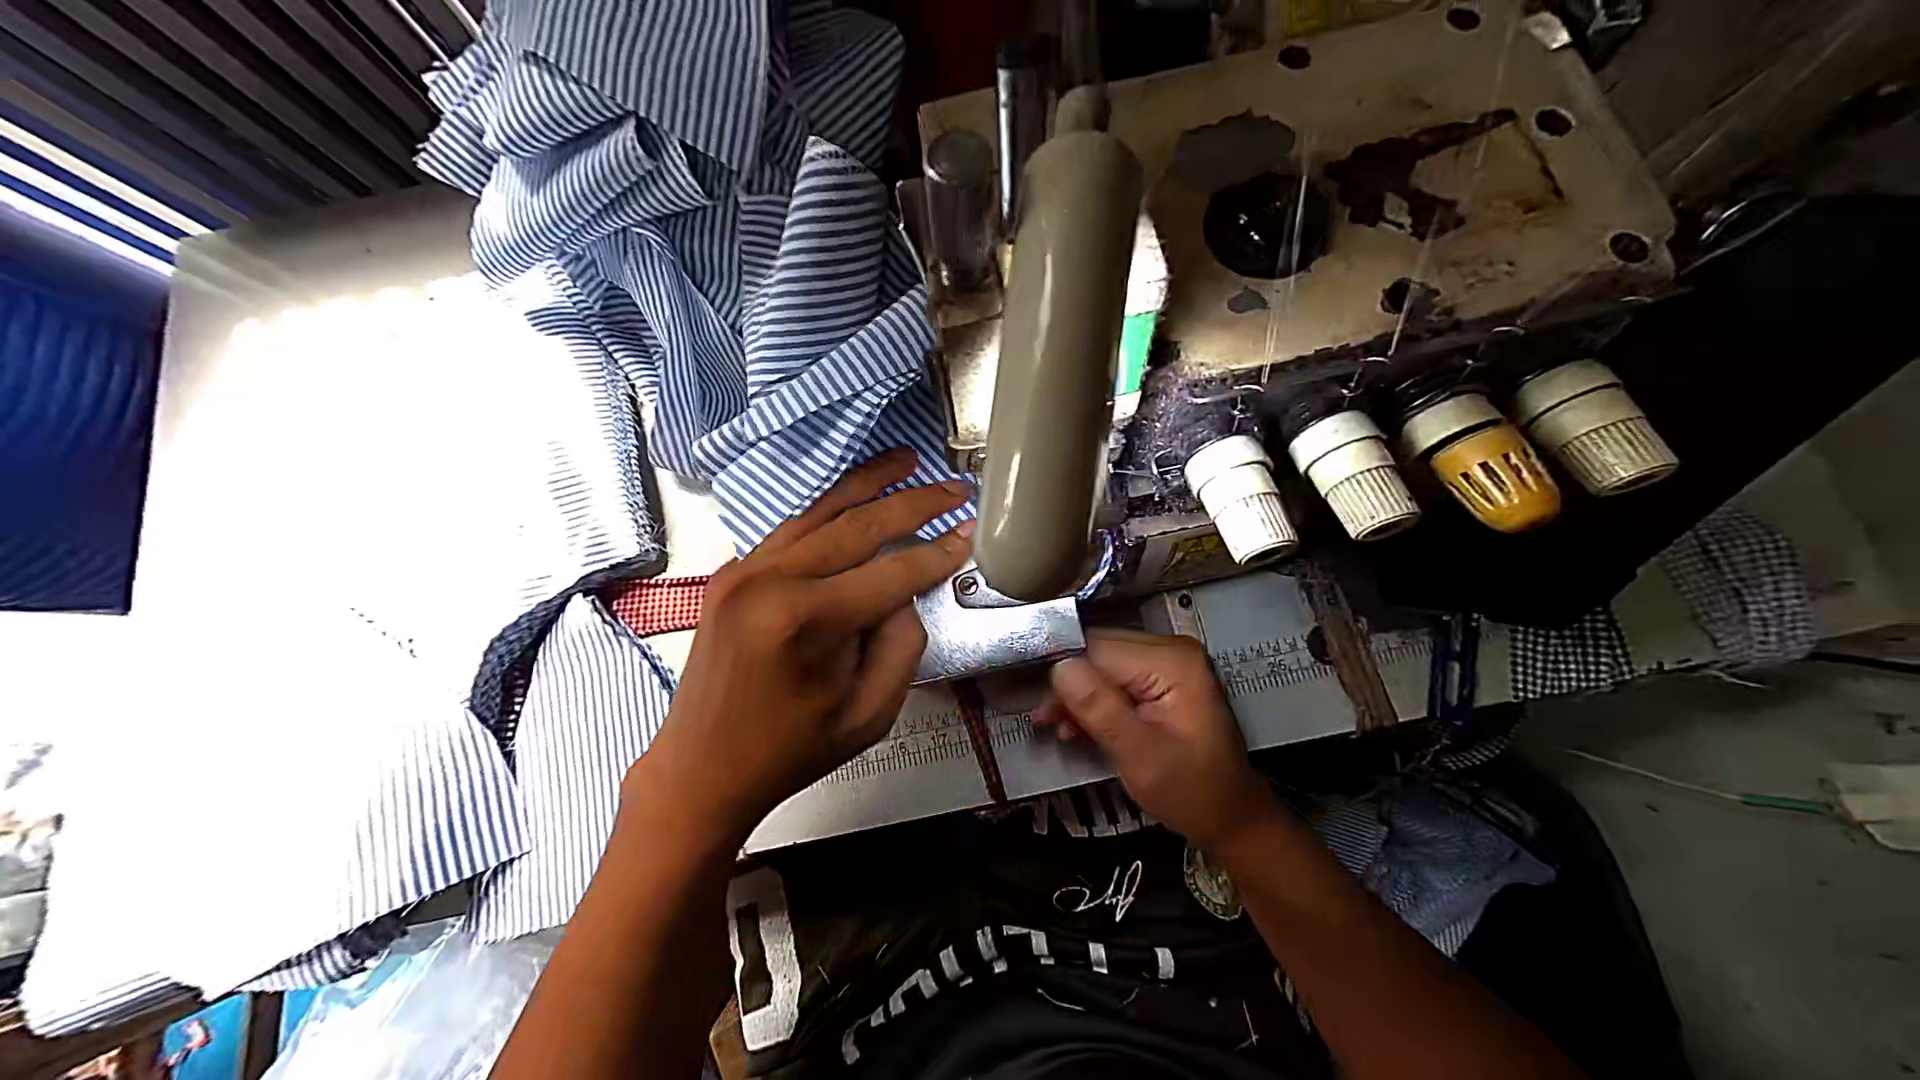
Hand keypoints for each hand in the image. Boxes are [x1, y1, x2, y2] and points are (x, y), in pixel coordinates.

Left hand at [637, 449, 972, 834]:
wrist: (701, 767)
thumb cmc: (789, 750)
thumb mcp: (870, 714)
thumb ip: (903, 645)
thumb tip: (906, 593)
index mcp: (806, 620)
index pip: (892, 572)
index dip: (937, 553)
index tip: (968, 536)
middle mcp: (770, 581)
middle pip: (858, 525)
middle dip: (913, 503)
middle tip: (951, 488)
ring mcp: (743, 572)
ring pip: (820, 511)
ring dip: (867, 485)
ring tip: (904, 462)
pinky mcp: (731, 574)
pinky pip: (791, 530)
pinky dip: (828, 510)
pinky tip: (853, 499)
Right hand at [1034, 628, 1280, 850]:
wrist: (1229, 814)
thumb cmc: (1195, 792)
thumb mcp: (1141, 756)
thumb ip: (1100, 709)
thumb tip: (1061, 668)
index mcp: (1173, 662)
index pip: (1098, 648)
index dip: (1065, 673)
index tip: (1044, 704)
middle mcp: (1170, 651)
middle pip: (1097, 652)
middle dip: (1068, 686)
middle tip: (1048, 719)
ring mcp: (1165, 662)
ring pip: (1100, 664)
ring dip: (1077, 696)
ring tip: (1064, 727)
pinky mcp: (1158, 677)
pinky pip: (1112, 676)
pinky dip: (1093, 700)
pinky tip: (1082, 724)